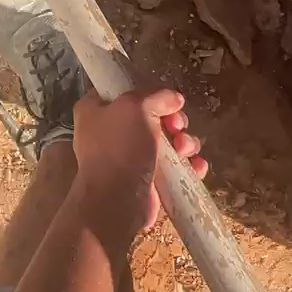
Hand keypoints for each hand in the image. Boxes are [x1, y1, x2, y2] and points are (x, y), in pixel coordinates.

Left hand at [69, 88, 206, 239]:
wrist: (117, 200)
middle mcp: (109, 132)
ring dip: (185, 142)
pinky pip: (174, 167)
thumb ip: (156, 95)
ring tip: (184, 151)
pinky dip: (188, 165)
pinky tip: (196, 166)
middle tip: (177, 128)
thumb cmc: (119, 147)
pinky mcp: (147, 179)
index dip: (148, 94)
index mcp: (95, 110)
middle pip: (152, 116)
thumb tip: (174, 99)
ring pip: (167, 141)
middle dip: (173, 121)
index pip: (124, 91)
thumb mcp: (135, 107)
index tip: (166, 100)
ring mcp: (128, 158)